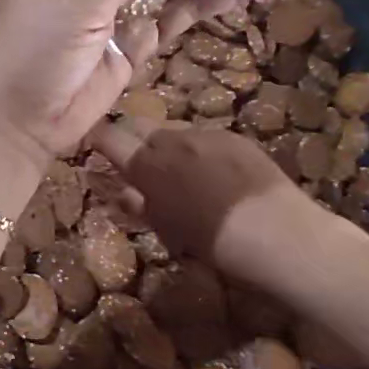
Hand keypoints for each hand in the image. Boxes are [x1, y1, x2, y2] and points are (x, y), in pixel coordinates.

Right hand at [87, 125, 343, 287]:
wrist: (277, 233)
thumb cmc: (212, 242)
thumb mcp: (167, 228)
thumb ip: (139, 205)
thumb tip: (122, 192)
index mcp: (148, 165)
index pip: (109, 137)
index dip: (96, 137)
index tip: (91, 141)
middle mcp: (172, 140)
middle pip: (140, 127)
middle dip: (132, 140)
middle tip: (135, 162)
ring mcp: (205, 134)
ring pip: (173, 131)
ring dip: (166, 146)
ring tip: (178, 171)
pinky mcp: (233, 136)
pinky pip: (204, 137)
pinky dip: (198, 150)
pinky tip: (213, 173)